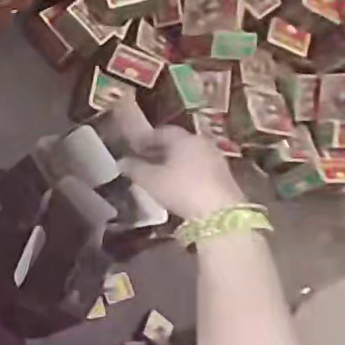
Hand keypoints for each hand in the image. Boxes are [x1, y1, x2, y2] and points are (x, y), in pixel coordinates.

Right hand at [111, 103, 247, 218]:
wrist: (219, 213)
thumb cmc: (181, 189)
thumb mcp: (151, 180)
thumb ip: (134, 169)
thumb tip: (121, 162)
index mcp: (184, 139)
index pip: (162, 131)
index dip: (146, 138)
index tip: (134, 147)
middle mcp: (202, 143)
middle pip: (177, 142)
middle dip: (159, 150)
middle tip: (143, 159)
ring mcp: (215, 158)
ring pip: (189, 154)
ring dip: (172, 161)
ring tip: (157, 173)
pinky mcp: (223, 175)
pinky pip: (198, 165)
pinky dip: (185, 169)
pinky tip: (176, 183)